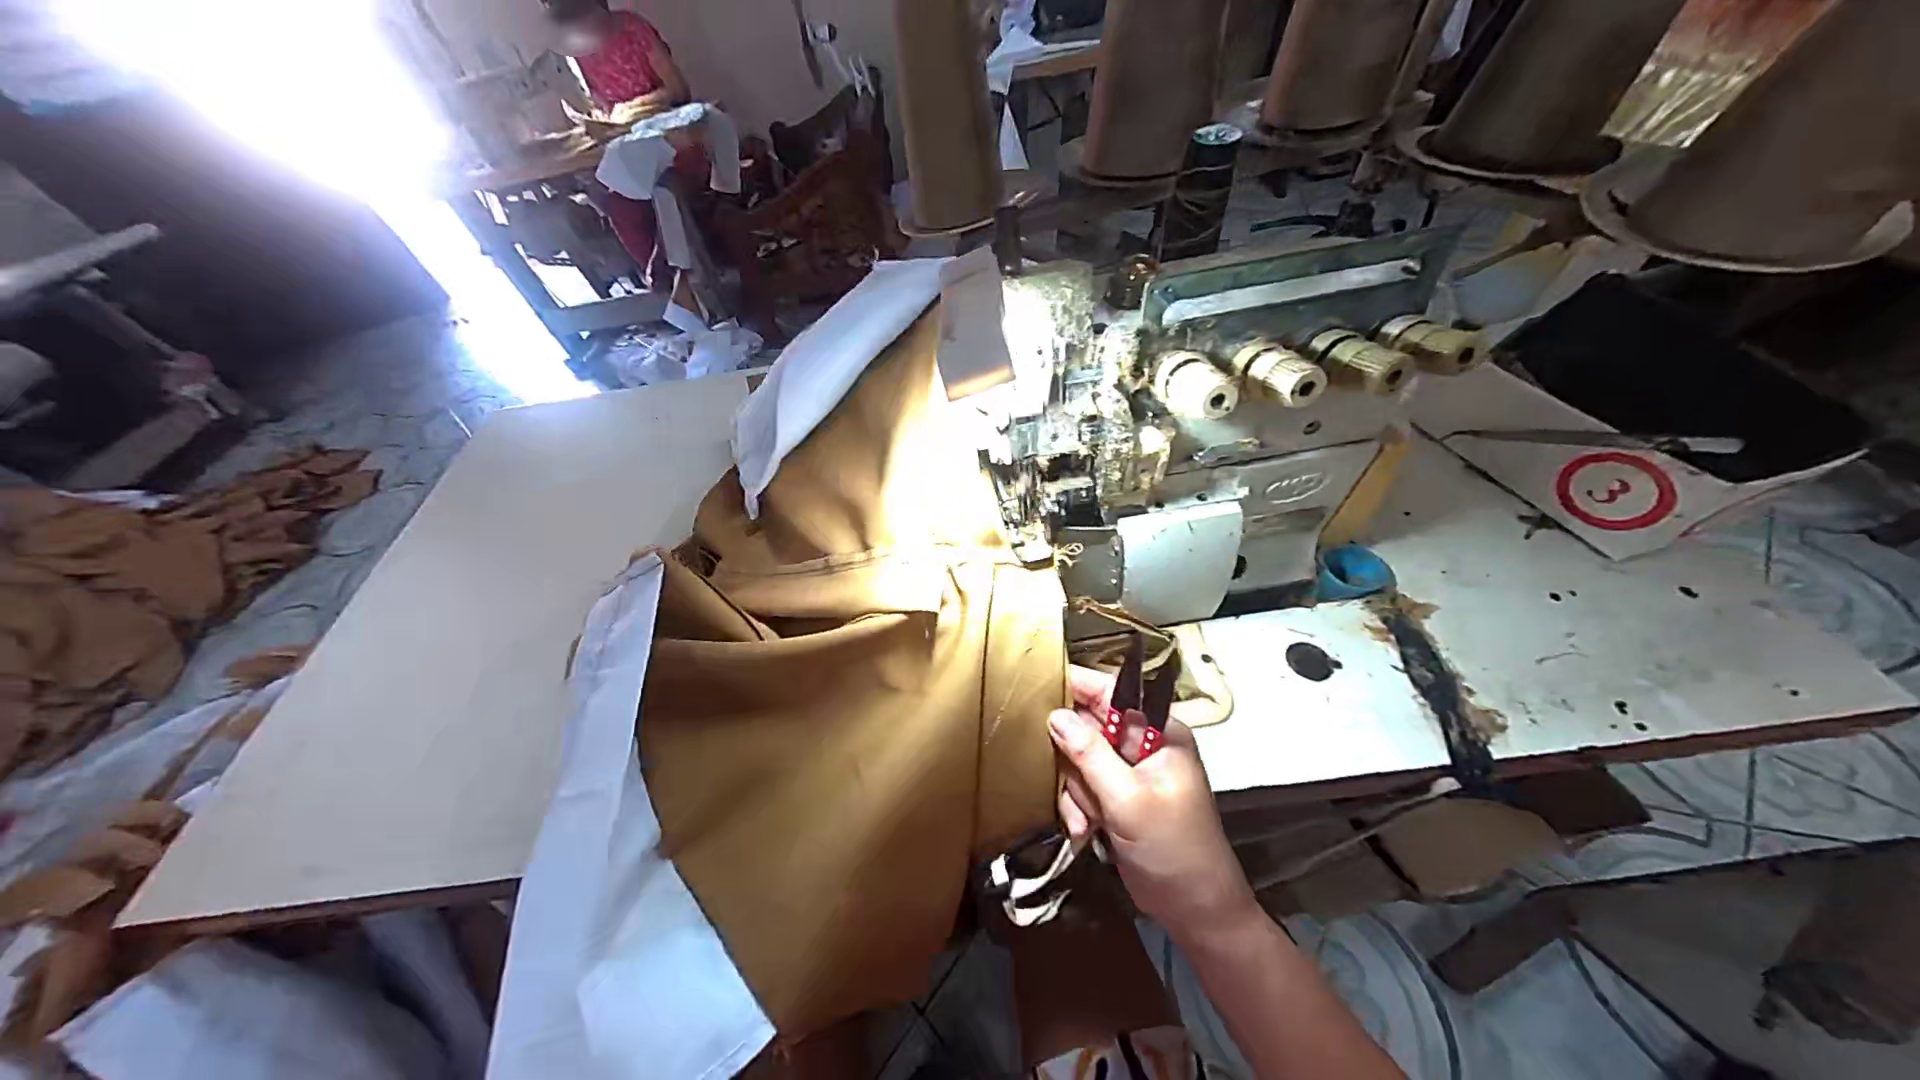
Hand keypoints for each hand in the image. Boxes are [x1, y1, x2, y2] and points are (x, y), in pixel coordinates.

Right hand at [1050, 666, 1259, 938]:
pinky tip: (1085, 830)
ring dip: (1075, 791)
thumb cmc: (1174, 851)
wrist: (1195, 911)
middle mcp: (1141, 744)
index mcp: (1158, 731)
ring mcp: (1126, 771)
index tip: (1037, 687)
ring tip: (1089, 820)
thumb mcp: (1129, 800)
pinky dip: (1078, 807)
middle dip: (1074, 761)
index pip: (1111, 692)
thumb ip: (1091, 755)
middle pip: (1086, 726)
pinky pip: (1080, 786)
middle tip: (1078, 788)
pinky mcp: (1114, 796)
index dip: (1076, 686)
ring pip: (1077, 758)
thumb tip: (1056, 715)